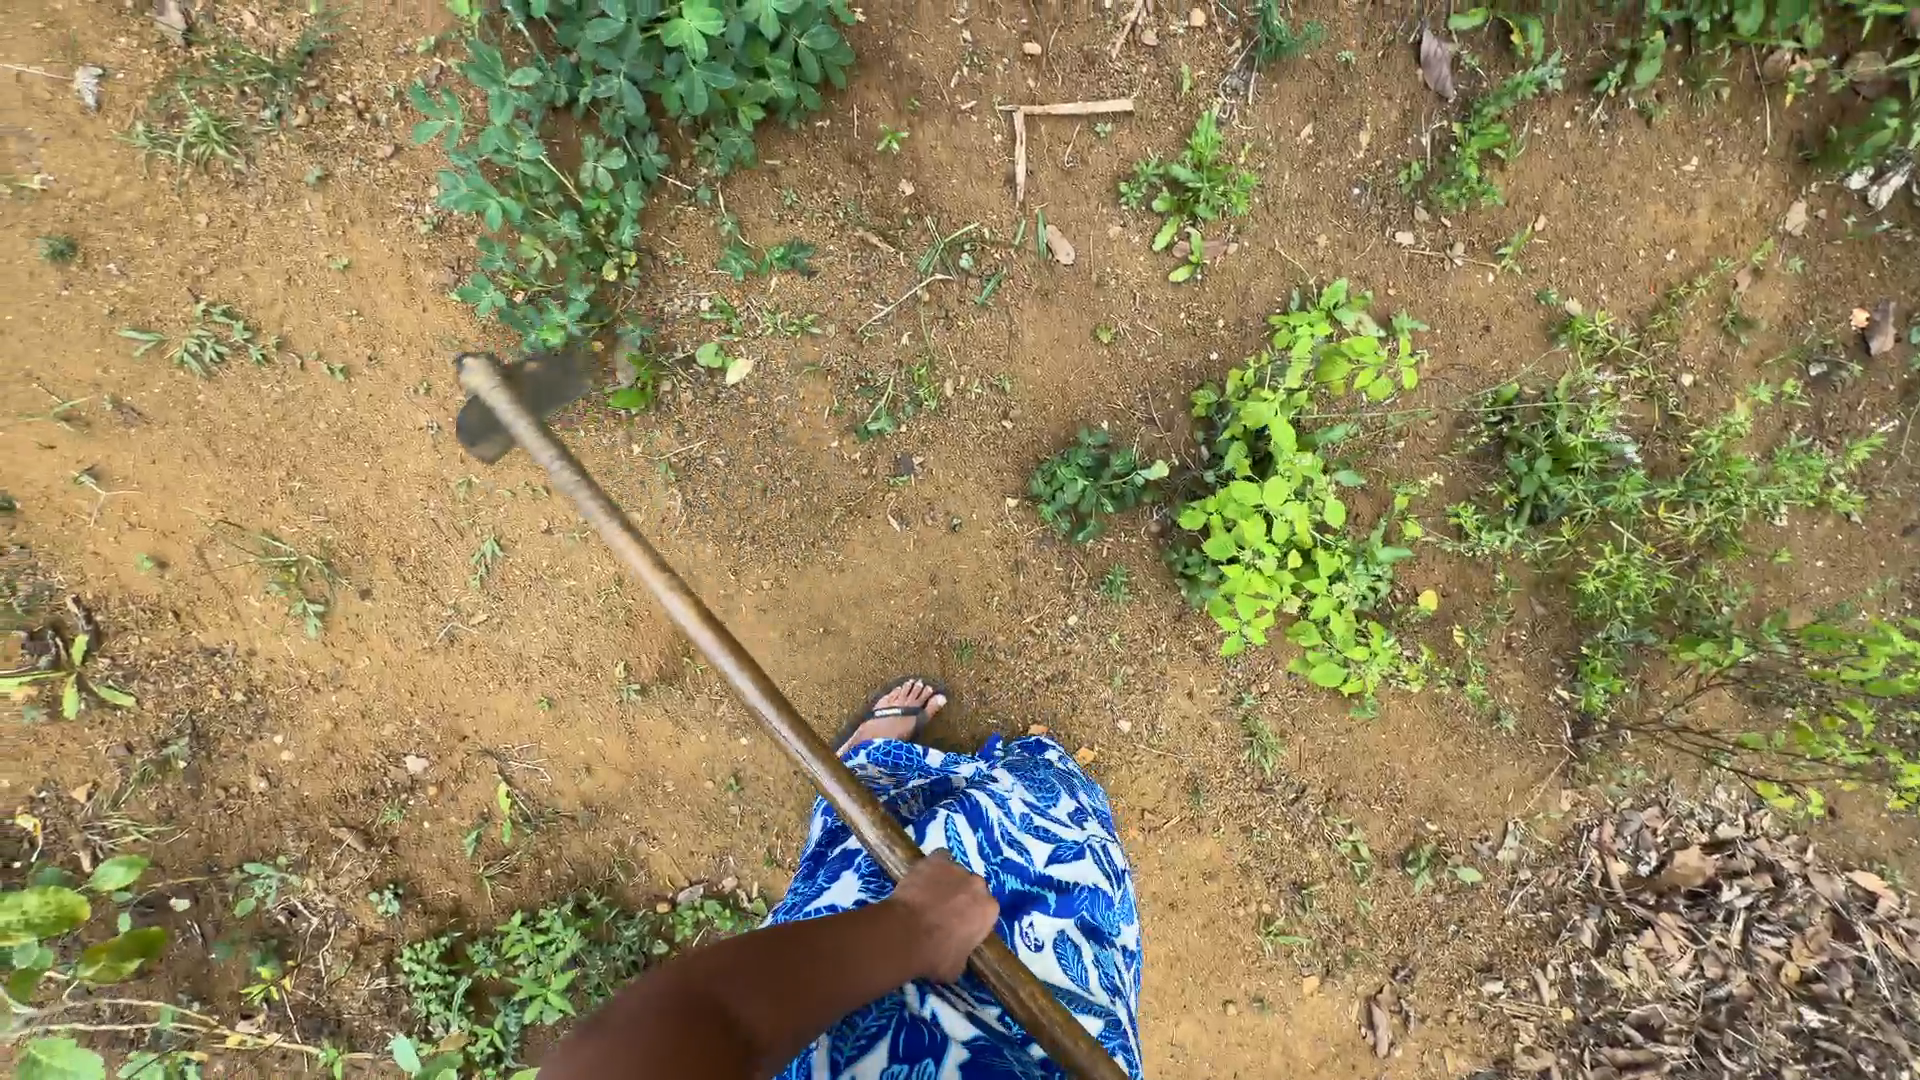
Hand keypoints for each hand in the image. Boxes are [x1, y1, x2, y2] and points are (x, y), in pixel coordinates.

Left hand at [888, 852, 999, 982]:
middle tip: (944, 913)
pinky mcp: (935, 859)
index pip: (986, 912)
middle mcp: (978, 885)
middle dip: (963, 899)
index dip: (973, 920)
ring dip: (947, 883)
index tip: (961, 928)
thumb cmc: (935, 955)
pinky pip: (939, 859)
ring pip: (955, 874)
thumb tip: (957, 952)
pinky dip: (934, 867)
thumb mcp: (957, 967)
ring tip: (928, 897)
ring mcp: (956, 868)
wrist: (906, 933)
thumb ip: (963, 953)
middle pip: (973, 889)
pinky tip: (923, 878)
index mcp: (989, 910)